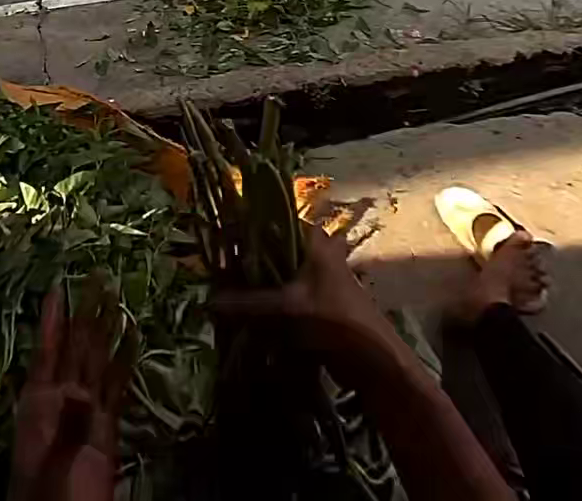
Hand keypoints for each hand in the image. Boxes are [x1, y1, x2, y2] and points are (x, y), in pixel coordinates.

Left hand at [9, 279, 131, 500]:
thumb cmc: (50, 498)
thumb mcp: (52, 461)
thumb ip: (67, 425)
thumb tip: (80, 392)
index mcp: (40, 403)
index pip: (47, 350)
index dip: (52, 319)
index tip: (58, 286)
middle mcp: (63, 397)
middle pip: (77, 346)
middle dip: (85, 312)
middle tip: (97, 276)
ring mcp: (85, 409)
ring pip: (98, 359)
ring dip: (107, 328)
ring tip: (117, 295)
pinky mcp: (106, 426)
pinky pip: (116, 385)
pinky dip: (125, 359)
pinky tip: (134, 335)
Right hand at [212, 223, 404, 384]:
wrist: (374, 362)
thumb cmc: (335, 320)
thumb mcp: (288, 309)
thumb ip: (248, 303)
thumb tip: (207, 301)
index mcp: (309, 237)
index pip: (268, 219)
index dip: (241, 230)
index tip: (216, 244)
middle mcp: (310, 248)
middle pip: (267, 246)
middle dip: (244, 261)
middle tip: (215, 272)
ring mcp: (311, 273)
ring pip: (272, 270)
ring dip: (252, 282)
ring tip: (223, 291)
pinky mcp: (311, 297)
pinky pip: (279, 291)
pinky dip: (263, 299)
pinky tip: (241, 309)